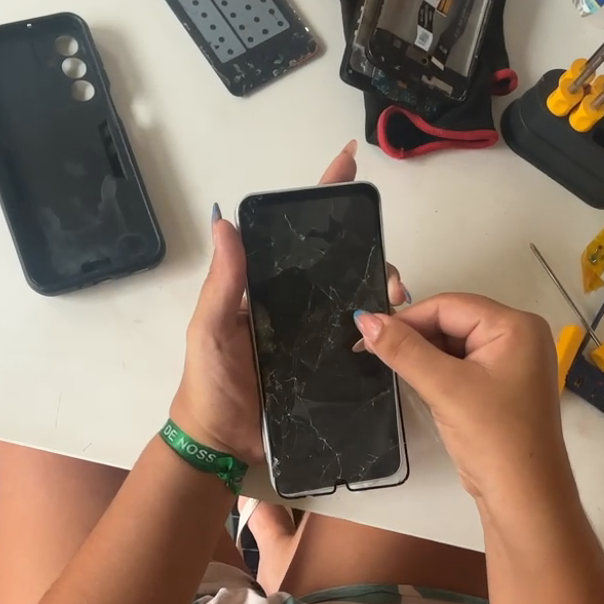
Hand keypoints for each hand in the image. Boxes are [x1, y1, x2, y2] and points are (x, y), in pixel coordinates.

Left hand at [171, 140, 406, 465]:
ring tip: (395, 293)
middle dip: (367, 251)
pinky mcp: (327, 368)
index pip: (295, 237)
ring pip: (353, 299)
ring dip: (378, 287)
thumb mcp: (208, 329)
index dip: (321, 198)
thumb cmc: (209, 382)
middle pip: (336, 265)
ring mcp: (312, 338)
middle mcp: (293, 308)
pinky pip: (358, 340)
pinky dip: (379, 328)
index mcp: (264, 290)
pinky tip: (394, 324)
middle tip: (387, 264)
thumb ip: (221, 283)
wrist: (221, 440)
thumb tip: (223, 219)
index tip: (349, 162)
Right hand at [352, 294, 573, 508]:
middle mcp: (519, 337)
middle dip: (415, 337)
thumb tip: (365, 319)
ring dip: (423, 356)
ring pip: (454, 345)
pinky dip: (437, 372)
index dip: (407, 318)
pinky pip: (461, 366)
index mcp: (516, 327)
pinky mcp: (500, 387)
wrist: (524, 495)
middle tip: (374, 353)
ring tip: (393, 369)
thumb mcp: (444, 387)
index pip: (450, 306)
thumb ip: (404, 350)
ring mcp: (511, 364)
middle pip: (452, 322)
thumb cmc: (494, 437)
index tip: (369, 335)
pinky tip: (417, 383)